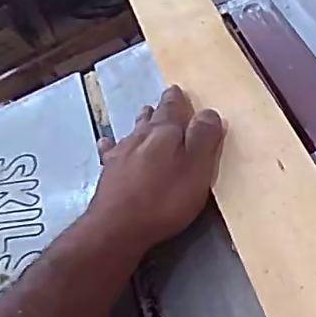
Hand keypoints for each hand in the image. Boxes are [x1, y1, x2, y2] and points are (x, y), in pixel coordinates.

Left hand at [83, 85, 222, 250]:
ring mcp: (121, 155)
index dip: (178, 100)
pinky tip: (107, 142)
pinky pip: (111, 150)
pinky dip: (112, 143)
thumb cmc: (165, 198)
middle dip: (161, 109)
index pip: (173, 108)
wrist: (117, 227)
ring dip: (142, 122)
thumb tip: (208, 111)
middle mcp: (141, 138)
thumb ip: (204, 138)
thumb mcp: (197, 168)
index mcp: (165, 133)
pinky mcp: (109, 174)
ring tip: (144, 114)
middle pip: (153, 118)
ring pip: (134, 131)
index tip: (178, 89)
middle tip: (165, 100)